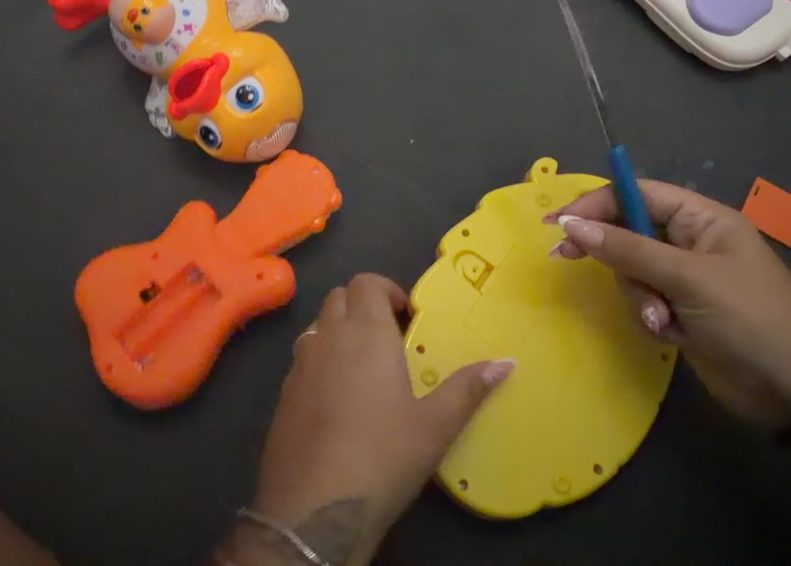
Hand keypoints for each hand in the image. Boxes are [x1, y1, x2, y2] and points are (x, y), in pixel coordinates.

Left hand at [225, 274, 512, 565]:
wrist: (315, 508)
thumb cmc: (383, 455)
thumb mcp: (435, 425)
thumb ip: (469, 388)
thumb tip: (508, 361)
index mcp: (365, 331)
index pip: (365, 281)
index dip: (386, 289)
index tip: (407, 317)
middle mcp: (327, 337)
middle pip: (338, 297)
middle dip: (363, 305)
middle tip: (390, 338)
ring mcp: (299, 365)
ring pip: (317, 326)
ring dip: (339, 331)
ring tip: (365, 367)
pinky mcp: (282, 395)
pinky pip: (302, 360)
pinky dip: (320, 362)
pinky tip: (338, 401)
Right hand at [550, 182, 790, 428]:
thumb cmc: (750, 318)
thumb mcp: (688, 278)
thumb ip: (627, 250)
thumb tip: (569, 224)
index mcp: (703, 218)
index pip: (638, 194)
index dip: (596, 202)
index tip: (557, 222)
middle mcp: (691, 241)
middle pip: (628, 230)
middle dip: (609, 251)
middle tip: (565, 259)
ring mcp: (685, 278)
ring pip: (631, 270)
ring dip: (636, 294)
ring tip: (658, 318)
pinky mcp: (681, 311)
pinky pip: (643, 299)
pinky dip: (648, 315)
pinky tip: (668, 333)